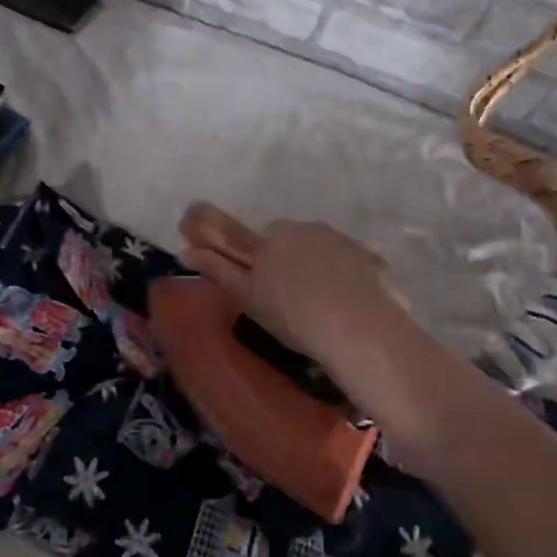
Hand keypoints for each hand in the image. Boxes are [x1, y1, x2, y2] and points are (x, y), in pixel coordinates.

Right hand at [182, 218, 449, 449]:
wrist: (357, 327)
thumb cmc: (292, 314)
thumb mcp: (248, 296)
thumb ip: (218, 269)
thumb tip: (186, 251)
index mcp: (275, 235)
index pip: (262, 239)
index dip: (262, 263)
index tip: (267, 289)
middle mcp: (308, 229)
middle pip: (294, 242)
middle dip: (292, 263)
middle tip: (293, 302)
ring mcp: (343, 241)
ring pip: (324, 253)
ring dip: (320, 271)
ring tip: (323, 311)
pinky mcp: (370, 258)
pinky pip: (351, 265)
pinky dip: (347, 281)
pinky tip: (348, 310)